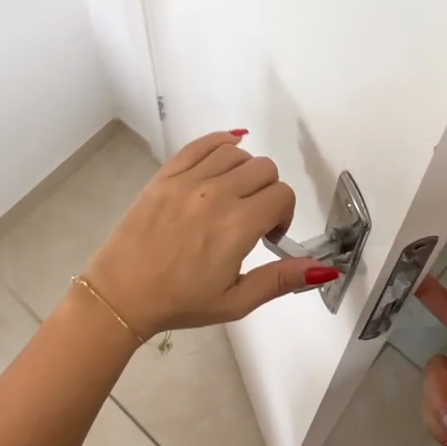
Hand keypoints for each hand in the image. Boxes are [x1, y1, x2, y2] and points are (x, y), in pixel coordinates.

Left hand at [83, 131, 338, 337]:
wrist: (122, 295)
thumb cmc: (179, 302)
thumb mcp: (236, 301)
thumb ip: (281, 280)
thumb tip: (324, 268)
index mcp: (236, 227)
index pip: (282, 195)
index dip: (283, 215)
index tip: (268, 236)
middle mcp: (215, 195)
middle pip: (264, 169)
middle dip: (268, 192)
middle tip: (251, 218)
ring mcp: (187, 181)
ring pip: (235, 152)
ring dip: (244, 170)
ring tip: (233, 196)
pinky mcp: (164, 175)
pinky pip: (200, 144)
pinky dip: (220, 143)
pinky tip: (225, 156)